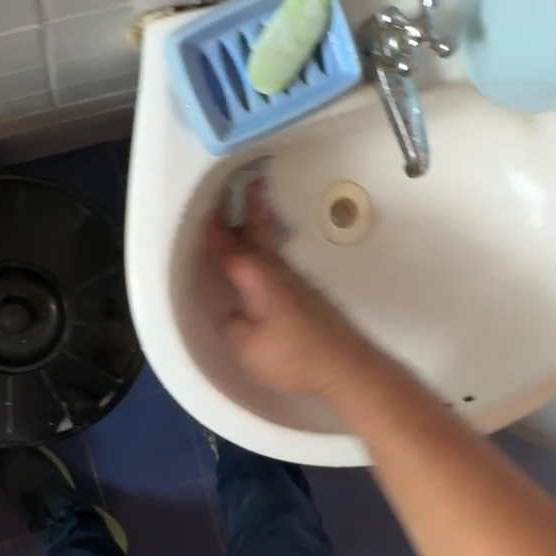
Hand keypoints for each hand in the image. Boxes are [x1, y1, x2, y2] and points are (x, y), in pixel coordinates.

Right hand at [207, 181, 384, 397]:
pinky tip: (268, 271)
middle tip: (249, 187)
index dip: (218, 234)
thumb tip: (232, 314)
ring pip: (273, 254)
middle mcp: (282, 275)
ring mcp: (301, 286)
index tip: (207, 213)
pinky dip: (270, 260)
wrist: (348, 368)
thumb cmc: (294, 358)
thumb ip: (233, 327)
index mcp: (260, 281)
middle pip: (261, 239)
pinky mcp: (314, 301)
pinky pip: (282, 271)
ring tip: (251, 225)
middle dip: (252, 213)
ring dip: (261, 236)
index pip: (232, 251)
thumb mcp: (248, 349)